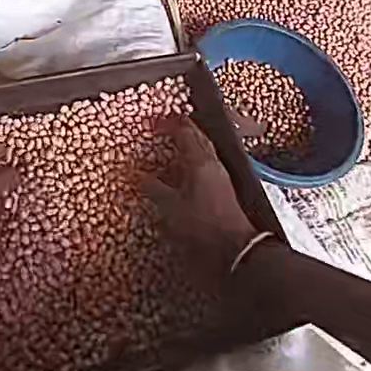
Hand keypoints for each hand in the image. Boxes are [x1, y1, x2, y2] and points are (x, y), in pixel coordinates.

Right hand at [143, 116, 257, 280]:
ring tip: (169, 148)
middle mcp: (212, 164)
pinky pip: (204, 166)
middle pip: (197, 137)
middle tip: (163, 128)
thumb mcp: (170, 206)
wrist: (234, 247)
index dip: (168, 125)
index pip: (184, 132)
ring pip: (202, 151)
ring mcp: (219, 176)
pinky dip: (191, 162)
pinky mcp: (221, 188)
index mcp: (200, 161)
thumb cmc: (203, 224)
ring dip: (186, 146)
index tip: (152, 123)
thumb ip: (153, 188)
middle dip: (180, 130)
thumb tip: (136, 175)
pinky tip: (181, 173)